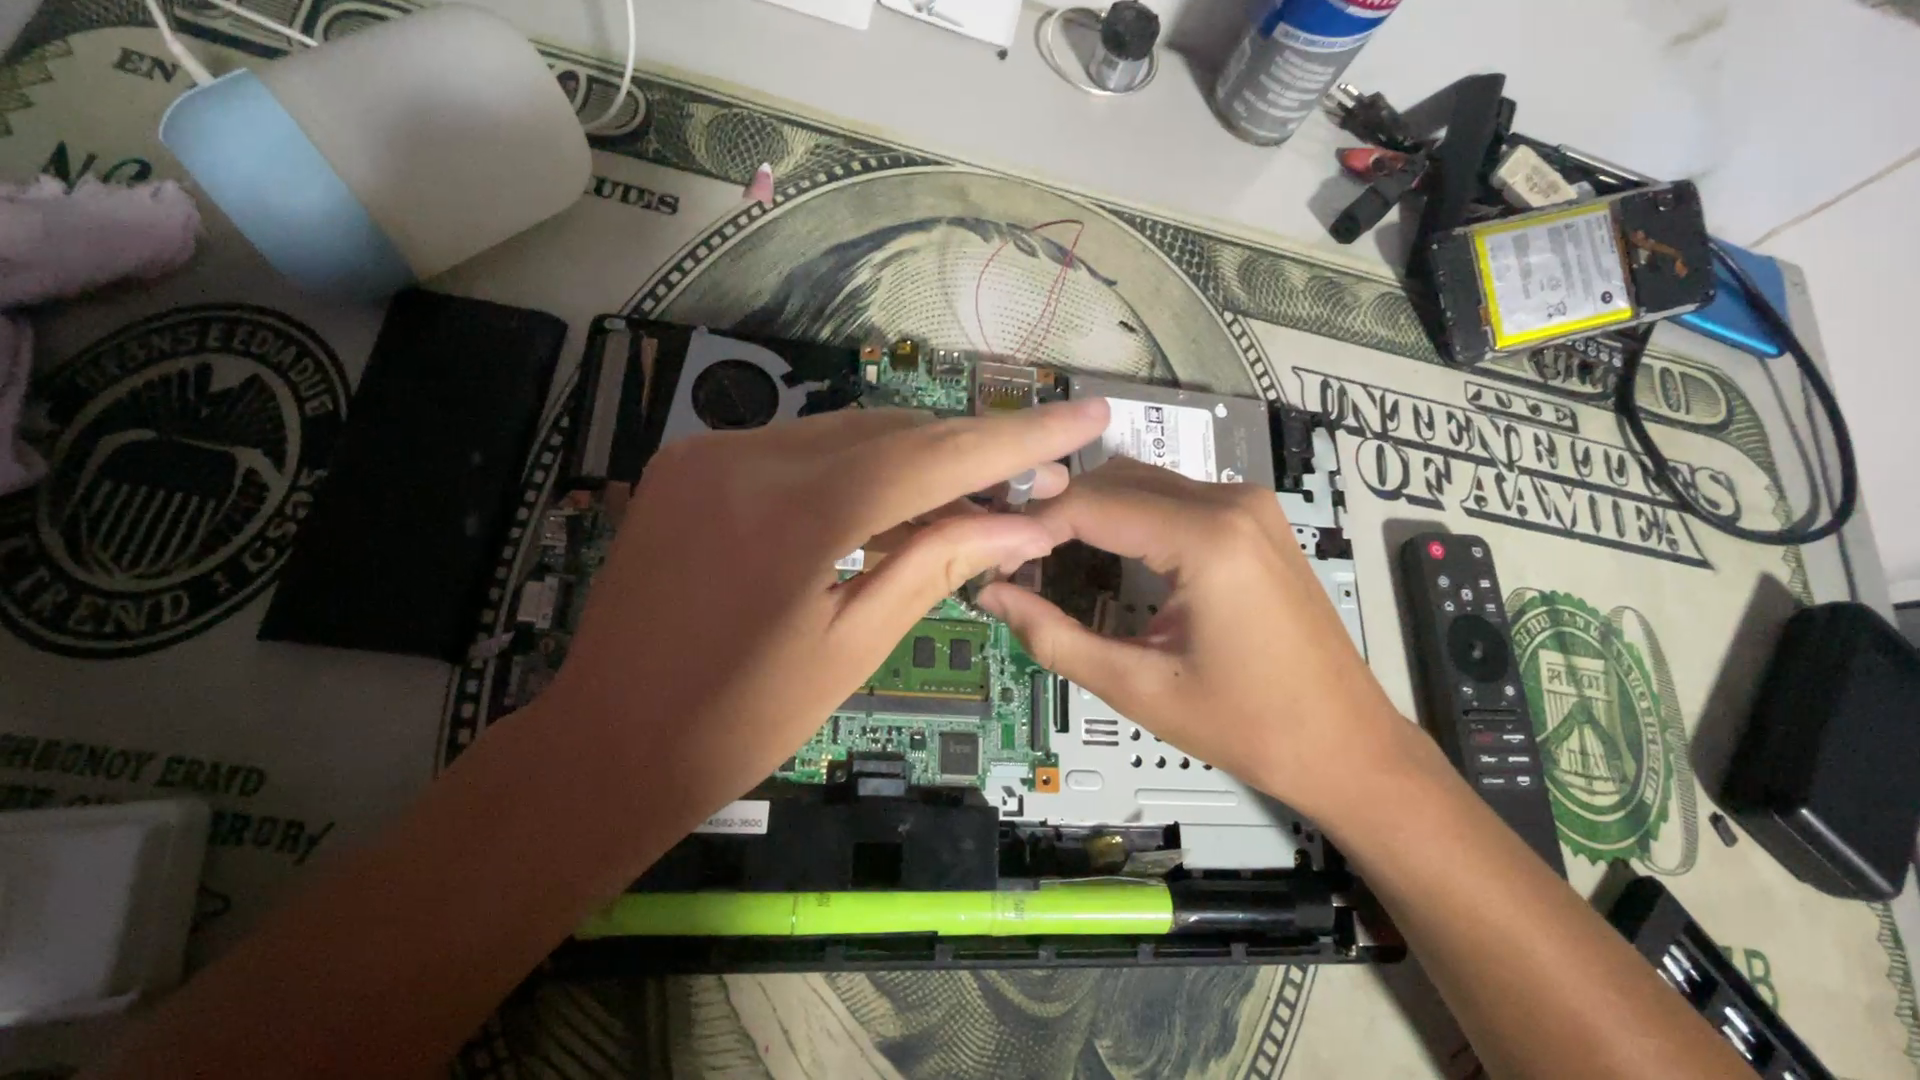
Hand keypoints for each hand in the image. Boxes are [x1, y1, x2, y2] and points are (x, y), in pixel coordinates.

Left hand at [545, 399, 1110, 833]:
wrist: (606, 745)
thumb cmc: (740, 722)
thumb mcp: (853, 648)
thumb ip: (937, 564)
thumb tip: (1028, 526)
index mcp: (797, 511)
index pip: (934, 455)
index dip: (1020, 437)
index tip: (1088, 415)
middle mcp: (750, 456)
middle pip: (893, 432)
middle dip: (971, 451)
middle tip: (1037, 481)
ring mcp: (711, 453)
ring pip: (846, 434)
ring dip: (916, 460)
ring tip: (976, 498)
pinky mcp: (691, 465)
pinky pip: (799, 451)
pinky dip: (857, 469)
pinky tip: (894, 502)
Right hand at [978, 457, 1415, 819]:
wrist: (1347, 744)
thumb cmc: (1249, 726)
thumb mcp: (1140, 687)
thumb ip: (1054, 637)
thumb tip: (988, 594)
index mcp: (1207, 539)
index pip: (1090, 504)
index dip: (1030, 525)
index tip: (989, 554)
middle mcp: (1231, 501)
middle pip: (1115, 480)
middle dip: (1055, 511)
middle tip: (1008, 555)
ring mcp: (1249, 505)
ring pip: (1142, 482)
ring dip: (1089, 510)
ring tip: (1042, 555)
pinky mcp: (1255, 519)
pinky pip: (1172, 497)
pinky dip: (1127, 516)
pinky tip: (1099, 552)